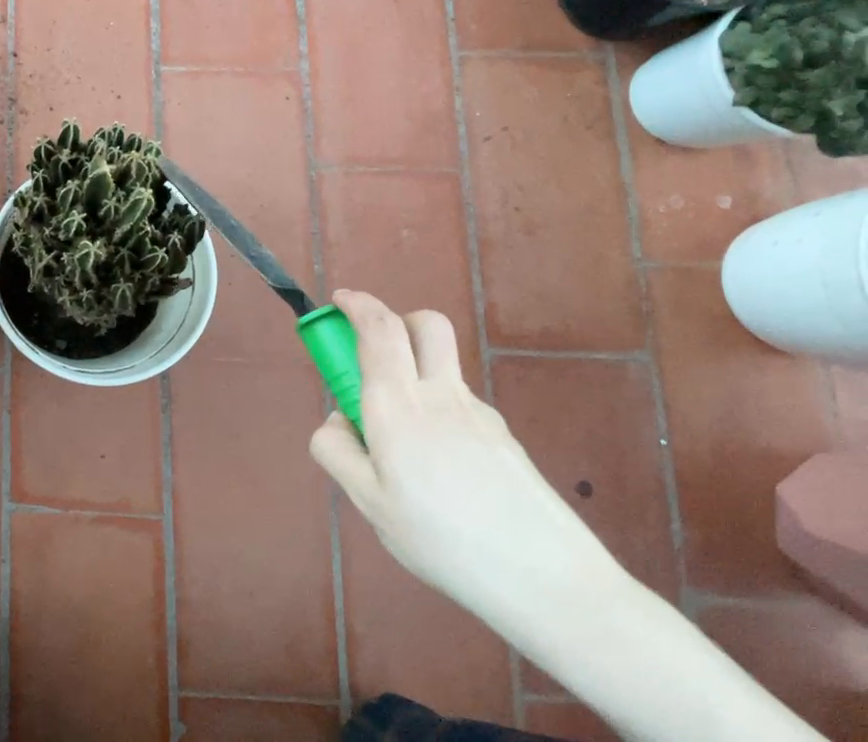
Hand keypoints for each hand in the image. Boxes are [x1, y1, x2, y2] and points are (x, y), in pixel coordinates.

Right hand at [309, 290, 617, 627]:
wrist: (547, 580)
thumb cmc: (441, 539)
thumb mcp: (368, 501)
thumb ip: (337, 451)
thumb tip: (338, 423)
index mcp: (398, 405)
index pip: (379, 328)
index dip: (356, 305)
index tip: (338, 303)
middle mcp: (440, 396)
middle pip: (425, 325)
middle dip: (392, 319)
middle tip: (367, 354)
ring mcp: (479, 414)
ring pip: (440, 368)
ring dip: (411, 374)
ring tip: (397, 446)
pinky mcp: (503, 438)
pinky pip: (457, 406)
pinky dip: (434, 413)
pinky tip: (436, 472)